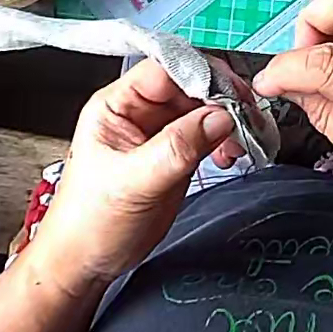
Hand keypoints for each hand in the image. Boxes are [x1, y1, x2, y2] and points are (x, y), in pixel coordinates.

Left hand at [29, 59, 244, 295]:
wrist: (87, 262)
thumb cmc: (89, 222)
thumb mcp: (132, 182)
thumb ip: (176, 147)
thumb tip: (219, 117)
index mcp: (117, 104)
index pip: (165, 69)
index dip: (200, 74)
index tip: (230, 92)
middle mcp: (140, 110)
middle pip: (191, 83)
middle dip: (222, 98)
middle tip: (245, 117)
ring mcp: (160, 130)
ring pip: (205, 106)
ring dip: (229, 119)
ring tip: (242, 139)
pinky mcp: (178, 150)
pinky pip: (210, 130)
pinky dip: (228, 137)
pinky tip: (232, 153)